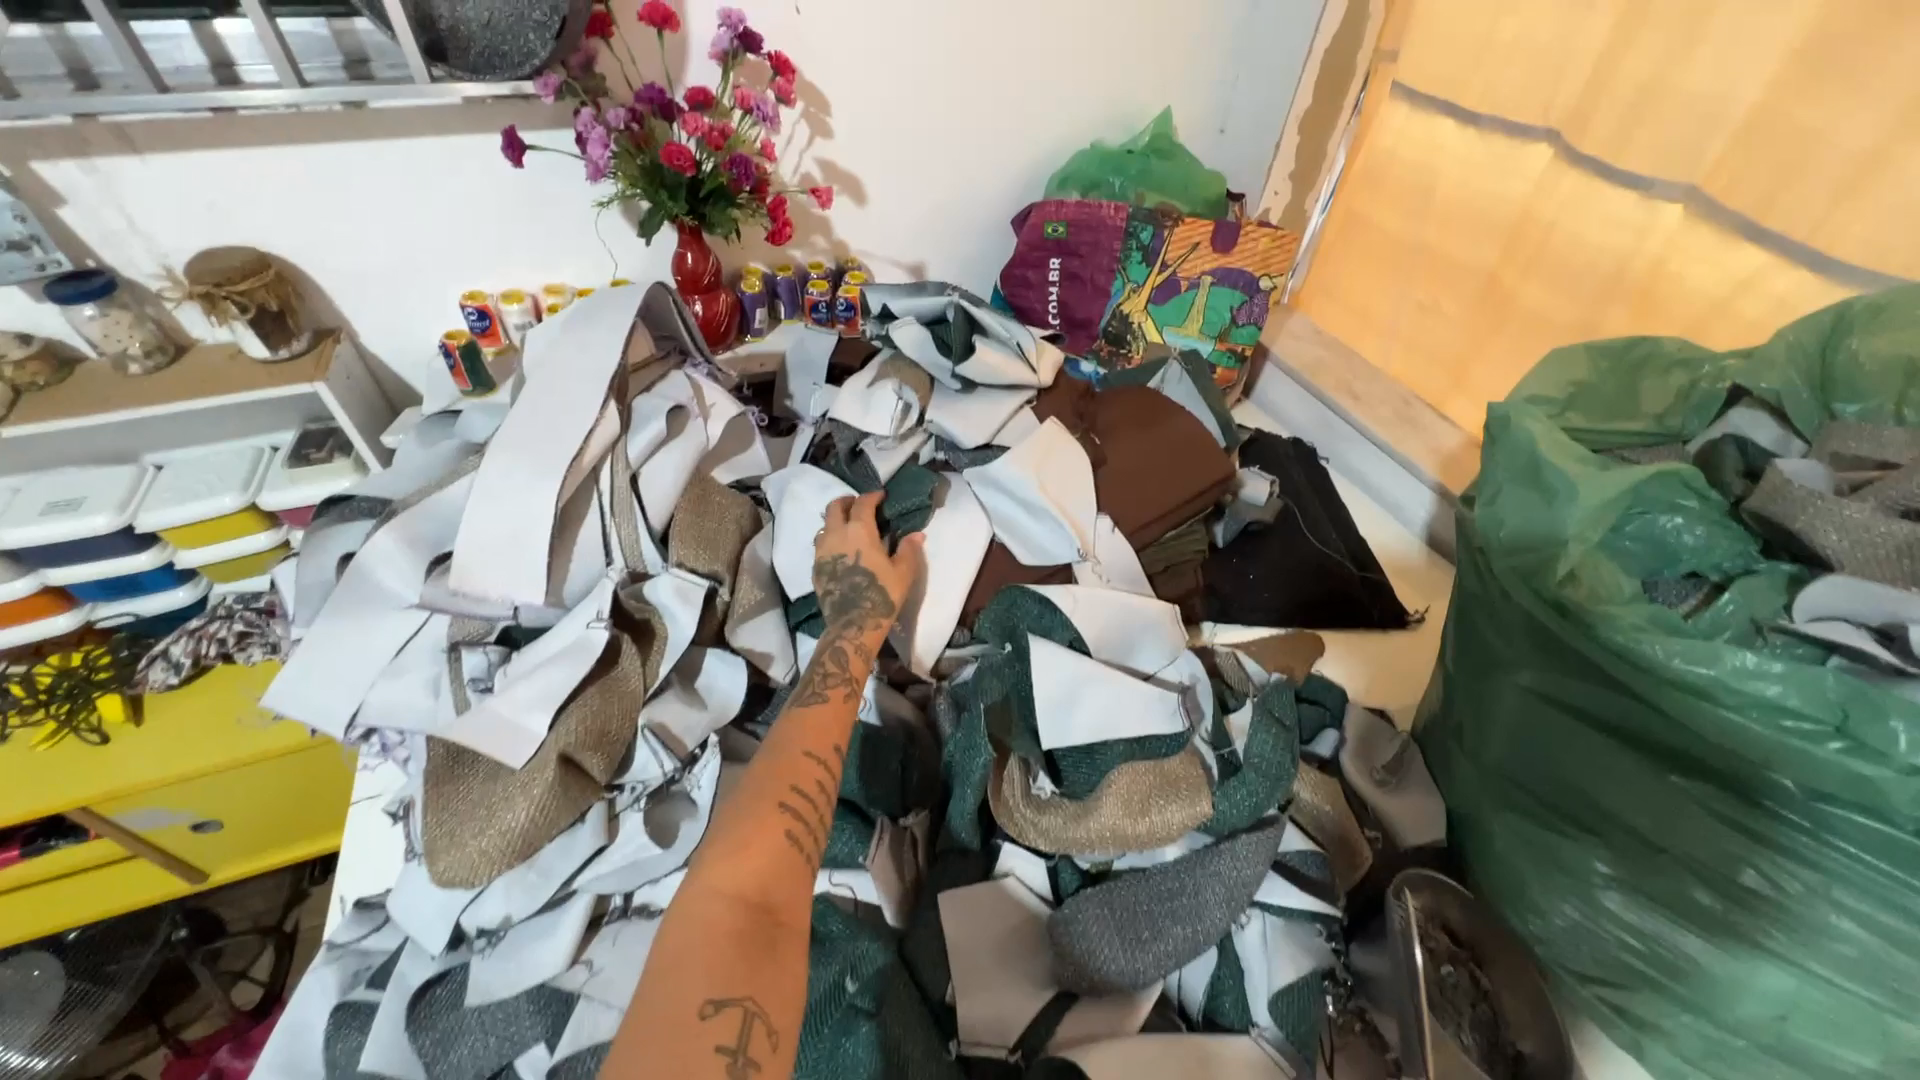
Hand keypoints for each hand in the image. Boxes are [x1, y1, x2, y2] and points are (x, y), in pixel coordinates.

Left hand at [812, 492, 923, 636]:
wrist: (853, 623)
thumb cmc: (882, 594)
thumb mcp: (903, 572)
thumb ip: (909, 549)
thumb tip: (916, 535)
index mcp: (859, 530)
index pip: (863, 503)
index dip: (872, 496)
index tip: (880, 496)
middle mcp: (836, 534)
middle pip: (835, 507)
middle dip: (847, 501)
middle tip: (859, 505)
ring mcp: (822, 551)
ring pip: (824, 525)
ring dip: (836, 520)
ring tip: (848, 527)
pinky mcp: (815, 567)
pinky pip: (820, 544)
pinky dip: (830, 539)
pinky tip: (841, 550)